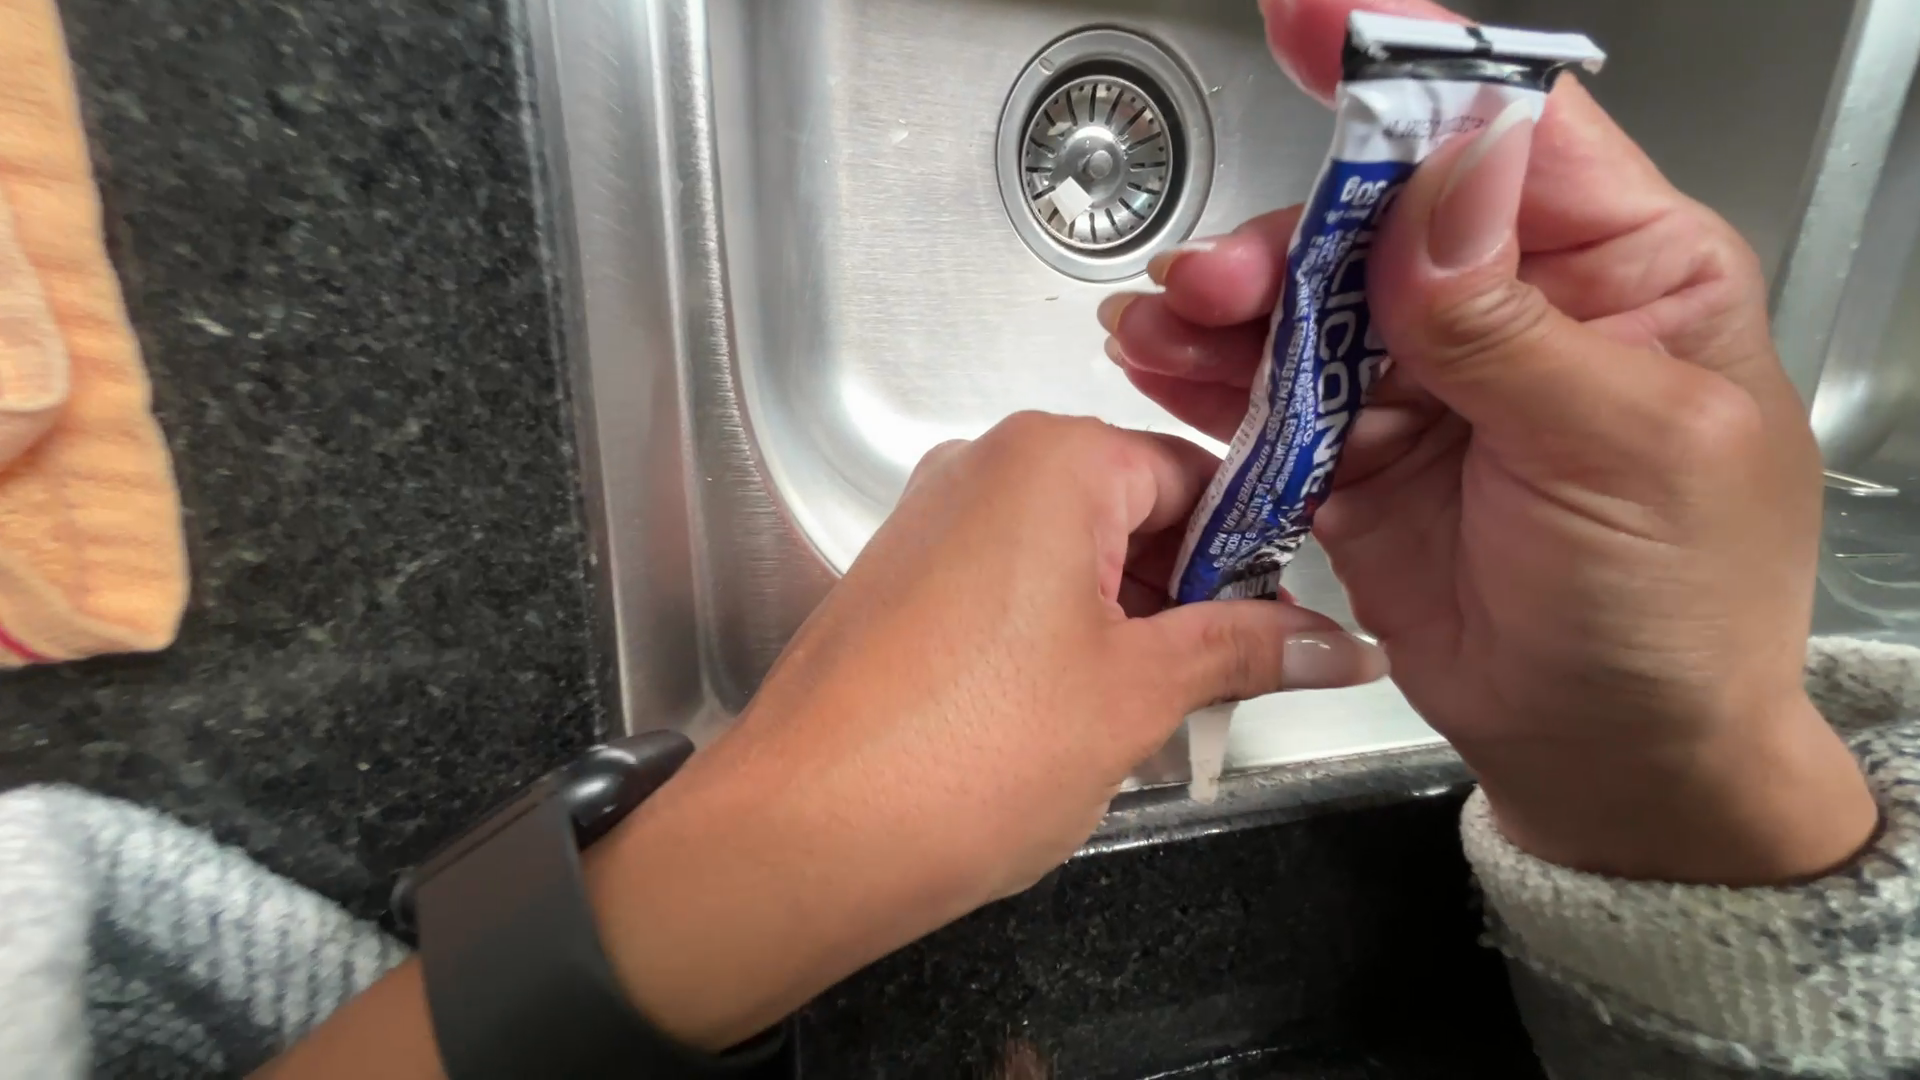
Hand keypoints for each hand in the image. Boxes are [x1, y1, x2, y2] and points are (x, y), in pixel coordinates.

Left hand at [587, 413, 1386, 1048]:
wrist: (802, 833)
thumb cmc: (978, 746)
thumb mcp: (1135, 692)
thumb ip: (1244, 648)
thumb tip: (1342, 644)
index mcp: (1053, 458)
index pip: (1196, 478)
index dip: (1253, 550)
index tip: (1286, 618)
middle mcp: (984, 464)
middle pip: (1130, 511)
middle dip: (1186, 593)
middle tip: (1222, 679)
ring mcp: (933, 516)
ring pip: (1069, 551)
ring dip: (1125, 619)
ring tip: (1144, 708)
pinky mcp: (902, 573)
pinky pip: (1009, 578)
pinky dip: (1056, 627)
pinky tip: (1064, 703)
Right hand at [1103, 0, 1875, 883]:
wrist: (1592, 735)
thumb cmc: (1664, 600)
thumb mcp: (1621, 446)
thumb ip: (1512, 321)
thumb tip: (1438, 187)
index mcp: (1611, 276)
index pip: (1500, 136)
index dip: (1404, 72)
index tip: (1313, 17)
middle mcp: (1496, 317)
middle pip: (1360, 240)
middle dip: (1275, 252)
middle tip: (1205, 284)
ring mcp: (1408, 391)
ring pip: (1295, 324)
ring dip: (1218, 319)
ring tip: (1150, 327)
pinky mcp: (1344, 459)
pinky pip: (1264, 405)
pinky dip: (1207, 386)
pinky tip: (1156, 367)